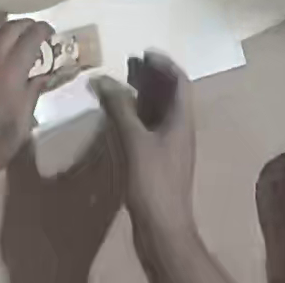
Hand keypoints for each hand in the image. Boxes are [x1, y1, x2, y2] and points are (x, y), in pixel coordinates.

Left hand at [0, 13, 70, 198]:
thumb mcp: (21, 125)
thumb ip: (32, 93)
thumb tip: (43, 75)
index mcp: (11, 70)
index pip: (32, 37)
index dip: (43, 30)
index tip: (49, 33)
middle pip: (11, 27)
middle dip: (27, 24)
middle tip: (34, 30)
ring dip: (4, 23)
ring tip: (12, 27)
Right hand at [94, 52, 196, 231]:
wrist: (163, 231)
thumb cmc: (154, 182)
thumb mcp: (134, 141)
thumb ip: (120, 108)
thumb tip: (102, 79)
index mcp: (182, 119)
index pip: (179, 80)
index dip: (163, 63)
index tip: (142, 54)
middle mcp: (180, 128)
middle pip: (169, 93)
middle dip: (150, 76)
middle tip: (128, 65)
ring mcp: (171, 145)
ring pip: (159, 110)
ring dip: (143, 94)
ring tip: (121, 83)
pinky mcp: (160, 160)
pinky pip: (151, 126)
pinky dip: (137, 114)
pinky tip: (120, 115)